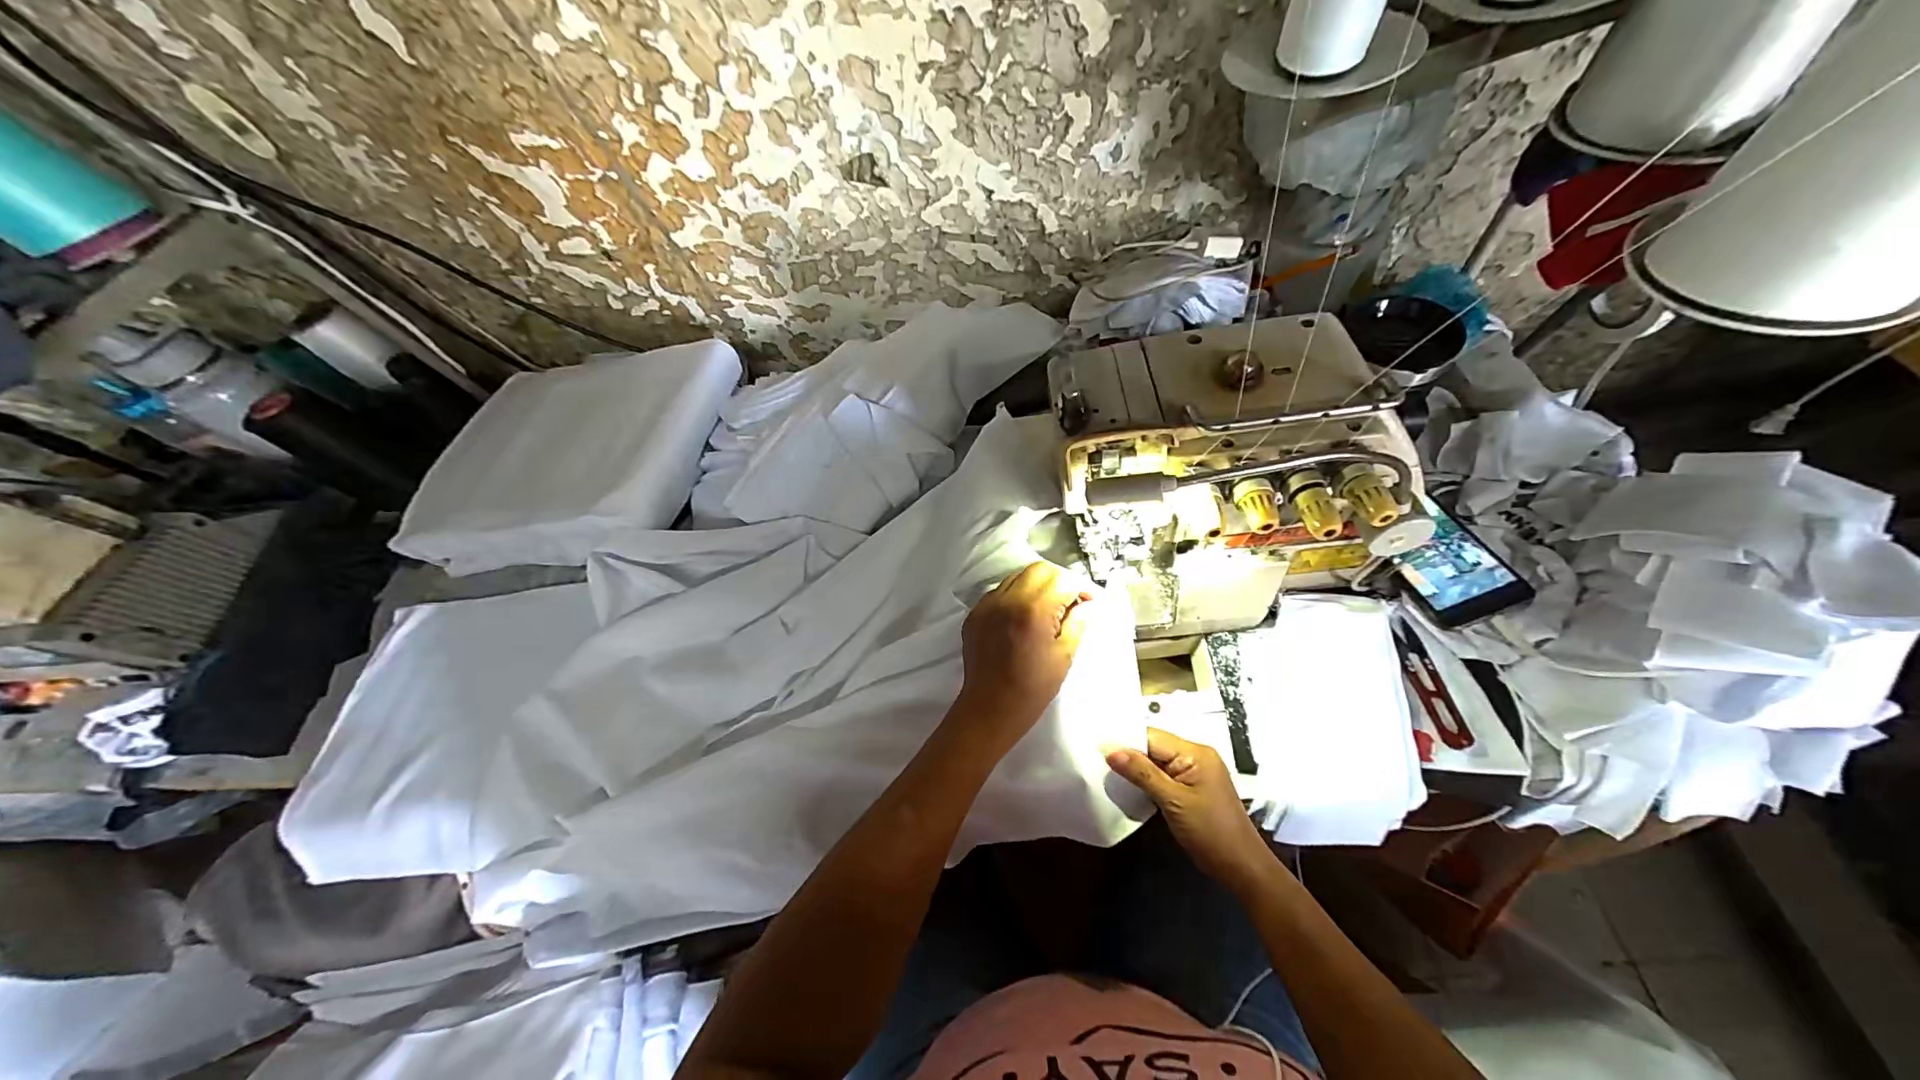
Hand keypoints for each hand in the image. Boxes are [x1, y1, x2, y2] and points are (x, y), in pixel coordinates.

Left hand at [954, 562, 1093, 736]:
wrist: (990, 709)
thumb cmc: (1031, 689)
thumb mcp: (1063, 656)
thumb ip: (1077, 623)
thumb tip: (1087, 605)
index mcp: (1032, 610)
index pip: (1062, 579)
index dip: (1080, 588)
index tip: (1089, 601)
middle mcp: (1006, 600)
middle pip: (1039, 570)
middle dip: (1059, 581)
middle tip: (1071, 602)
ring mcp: (987, 606)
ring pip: (1017, 577)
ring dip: (1037, 586)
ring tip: (1048, 610)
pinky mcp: (975, 615)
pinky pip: (999, 592)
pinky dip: (1016, 596)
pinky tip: (1025, 618)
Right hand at [1107, 728, 1279, 892]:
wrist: (1242, 867)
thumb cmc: (1210, 832)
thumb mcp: (1173, 801)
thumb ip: (1142, 773)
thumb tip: (1112, 751)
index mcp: (1195, 753)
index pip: (1151, 736)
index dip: (1124, 741)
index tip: (1096, 747)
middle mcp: (1196, 756)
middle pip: (1153, 746)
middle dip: (1128, 754)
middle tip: (1097, 759)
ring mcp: (1195, 773)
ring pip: (1156, 761)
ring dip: (1136, 768)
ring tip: (1107, 772)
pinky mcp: (1192, 788)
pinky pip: (1163, 775)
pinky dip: (1147, 780)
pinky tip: (1129, 786)